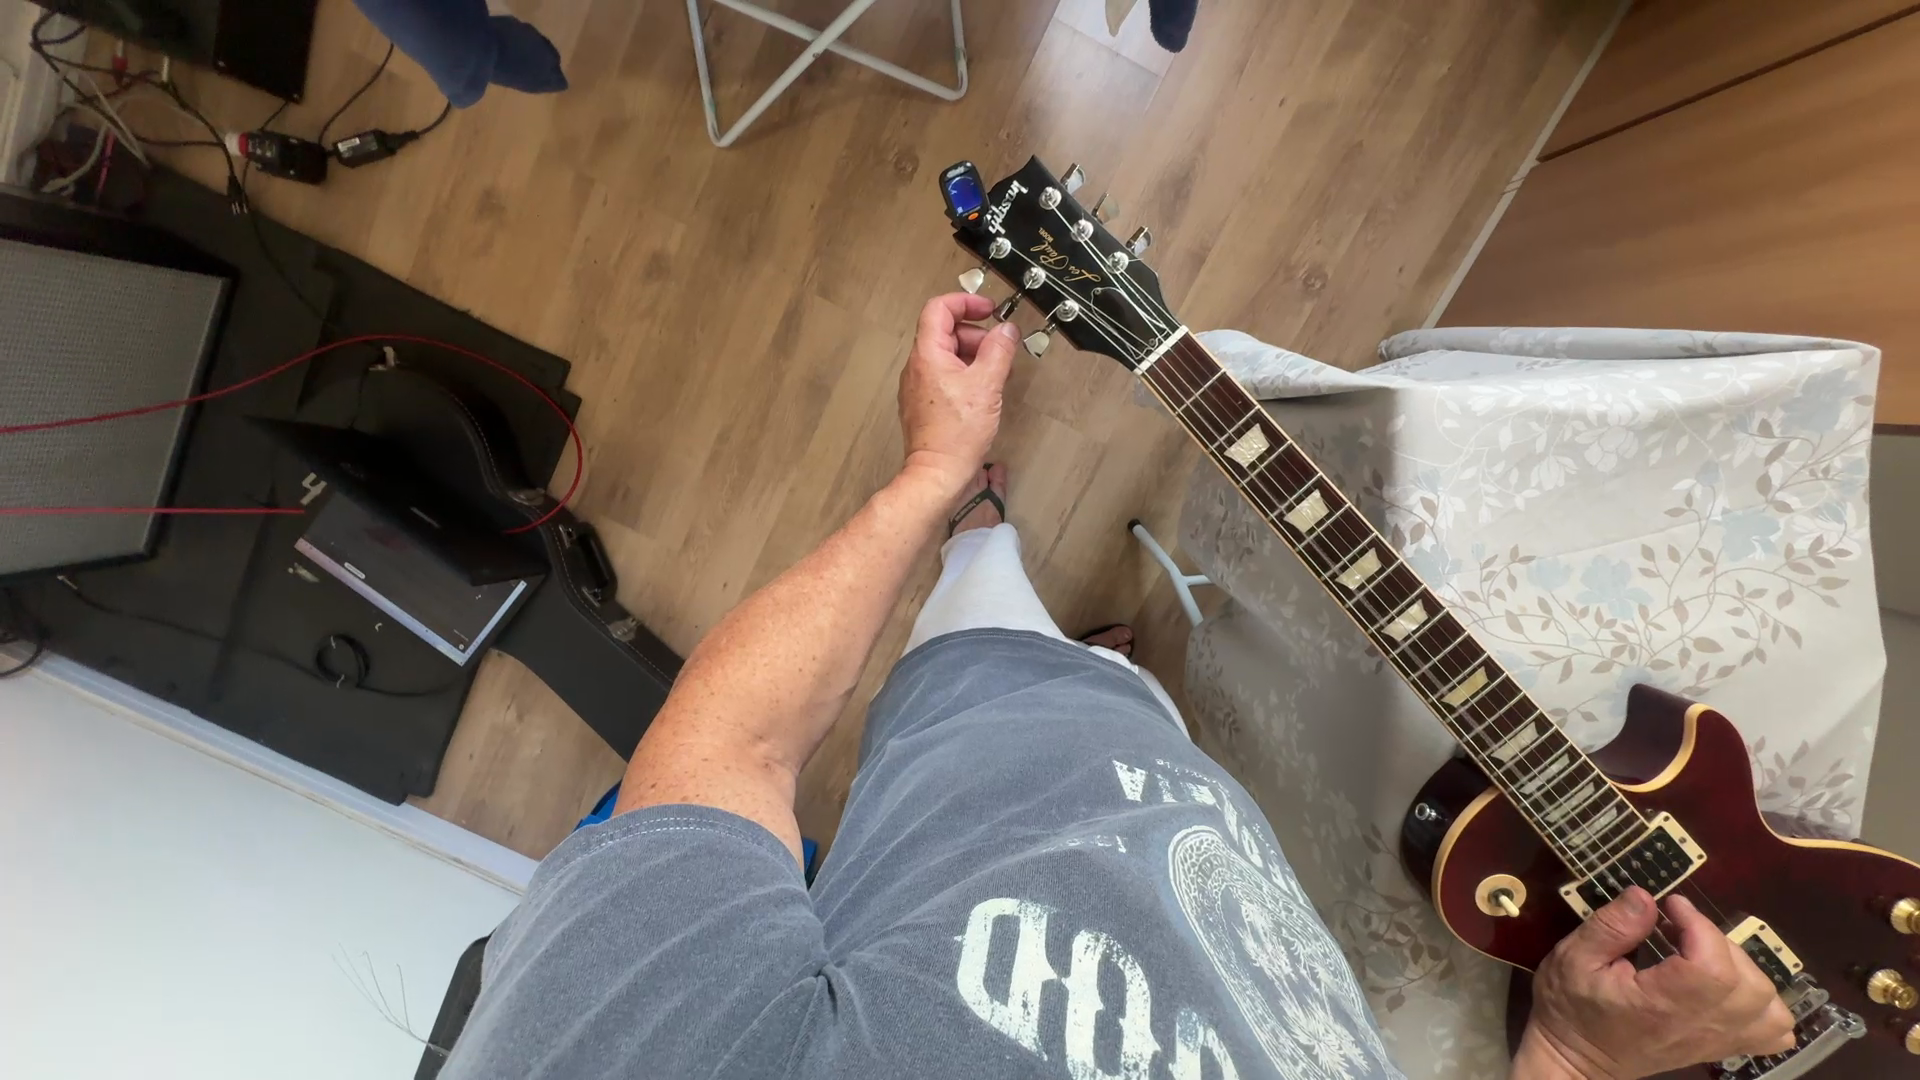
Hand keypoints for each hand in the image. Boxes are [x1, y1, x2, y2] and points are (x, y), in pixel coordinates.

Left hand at [897, 293, 1019, 494]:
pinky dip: (963, 375)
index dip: (965, 302)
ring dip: (972, 356)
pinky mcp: (923, 404)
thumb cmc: (956, 435)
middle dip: (975, 334)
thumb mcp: (987, 385)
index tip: (988, 309)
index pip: (939, 309)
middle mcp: (916, 368)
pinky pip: (943, 377)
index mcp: (927, 355)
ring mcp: (917, 387)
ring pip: (945, 356)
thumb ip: (999, 351)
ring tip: (993, 374)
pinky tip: (981, 393)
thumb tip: (1007, 330)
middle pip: (944, 332)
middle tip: (998, 349)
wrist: (939, 472)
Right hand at [1515, 887, 1795, 1078]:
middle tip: (1677, 923)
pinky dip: (1764, 1002)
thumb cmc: (1570, 1004)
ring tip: (1702, 950)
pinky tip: (1729, 984)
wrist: (1578, 1056)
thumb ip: (1610, 927)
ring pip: (1770, 1007)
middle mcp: (1702, 1026)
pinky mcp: (1724, 1047)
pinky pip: (1774, 1030)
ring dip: (1745, 968)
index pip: (1713, 968)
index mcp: (1662, 1003)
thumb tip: (1643, 896)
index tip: (1671, 903)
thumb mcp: (1573, 956)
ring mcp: (1719, 1041)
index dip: (1701, 928)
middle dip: (1718, 941)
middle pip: (1749, 984)